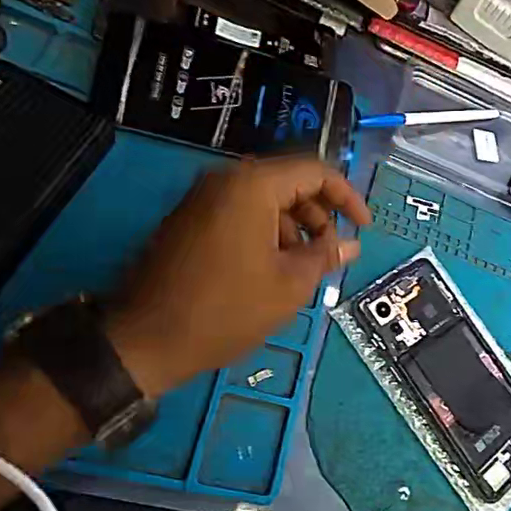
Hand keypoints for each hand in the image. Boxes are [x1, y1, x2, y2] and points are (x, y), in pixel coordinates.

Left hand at [105, 158, 369, 396]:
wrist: (146, 339)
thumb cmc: (226, 309)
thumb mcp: (289, 285)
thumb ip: (324, 256)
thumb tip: (351, 244)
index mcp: (253, 186)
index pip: (315, 172)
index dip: (347, 197)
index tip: (364, 227)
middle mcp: (226, 181)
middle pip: (289, 183)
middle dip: (319, 216)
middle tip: (330, 254)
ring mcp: (203, 199)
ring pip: (265, 200)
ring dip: (293, 229)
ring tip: (302, 270)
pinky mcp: (190, 220)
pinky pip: (240, 213)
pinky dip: (266, 233)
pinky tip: (272, 271)